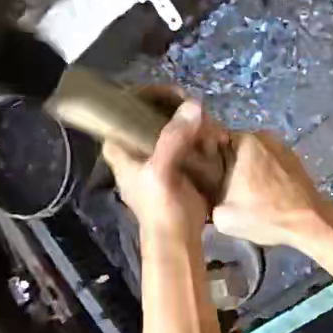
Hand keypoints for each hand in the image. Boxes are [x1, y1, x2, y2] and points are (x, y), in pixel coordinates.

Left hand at [103, 95, 227, 241]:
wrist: (178, 241)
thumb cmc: (160, 208)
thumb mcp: (162, 171)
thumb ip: (174, 138)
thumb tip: (194, 105)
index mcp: (122, 150)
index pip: (122, 111)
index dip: (142, 96)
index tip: (168, 91)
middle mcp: (137, 151)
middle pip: (150, 116)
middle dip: (172, 107)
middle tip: (193, 103)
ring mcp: (159, 158)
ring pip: (171, 128)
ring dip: (188, 121)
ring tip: (205, 118)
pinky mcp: (179, 167)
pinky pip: (187, 142)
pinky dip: (198, 135)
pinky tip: (211, 132)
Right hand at [210, 132, 332, 248]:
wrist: (309, 222)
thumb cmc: (265, 215)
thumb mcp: (222, 216)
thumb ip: (206, 198)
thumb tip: (204, 194)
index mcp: (244, 141)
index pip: (211, 140)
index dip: (202, 158)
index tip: (199, 175)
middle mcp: (263, 135)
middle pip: (232, 147)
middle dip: (224, 163)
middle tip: (217, 186)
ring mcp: (281, 145)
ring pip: (251, 154)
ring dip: (244, 168)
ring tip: (239, 190)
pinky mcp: (293, 158)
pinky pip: (268, 160)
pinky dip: (261, 171)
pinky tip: (260, 190)